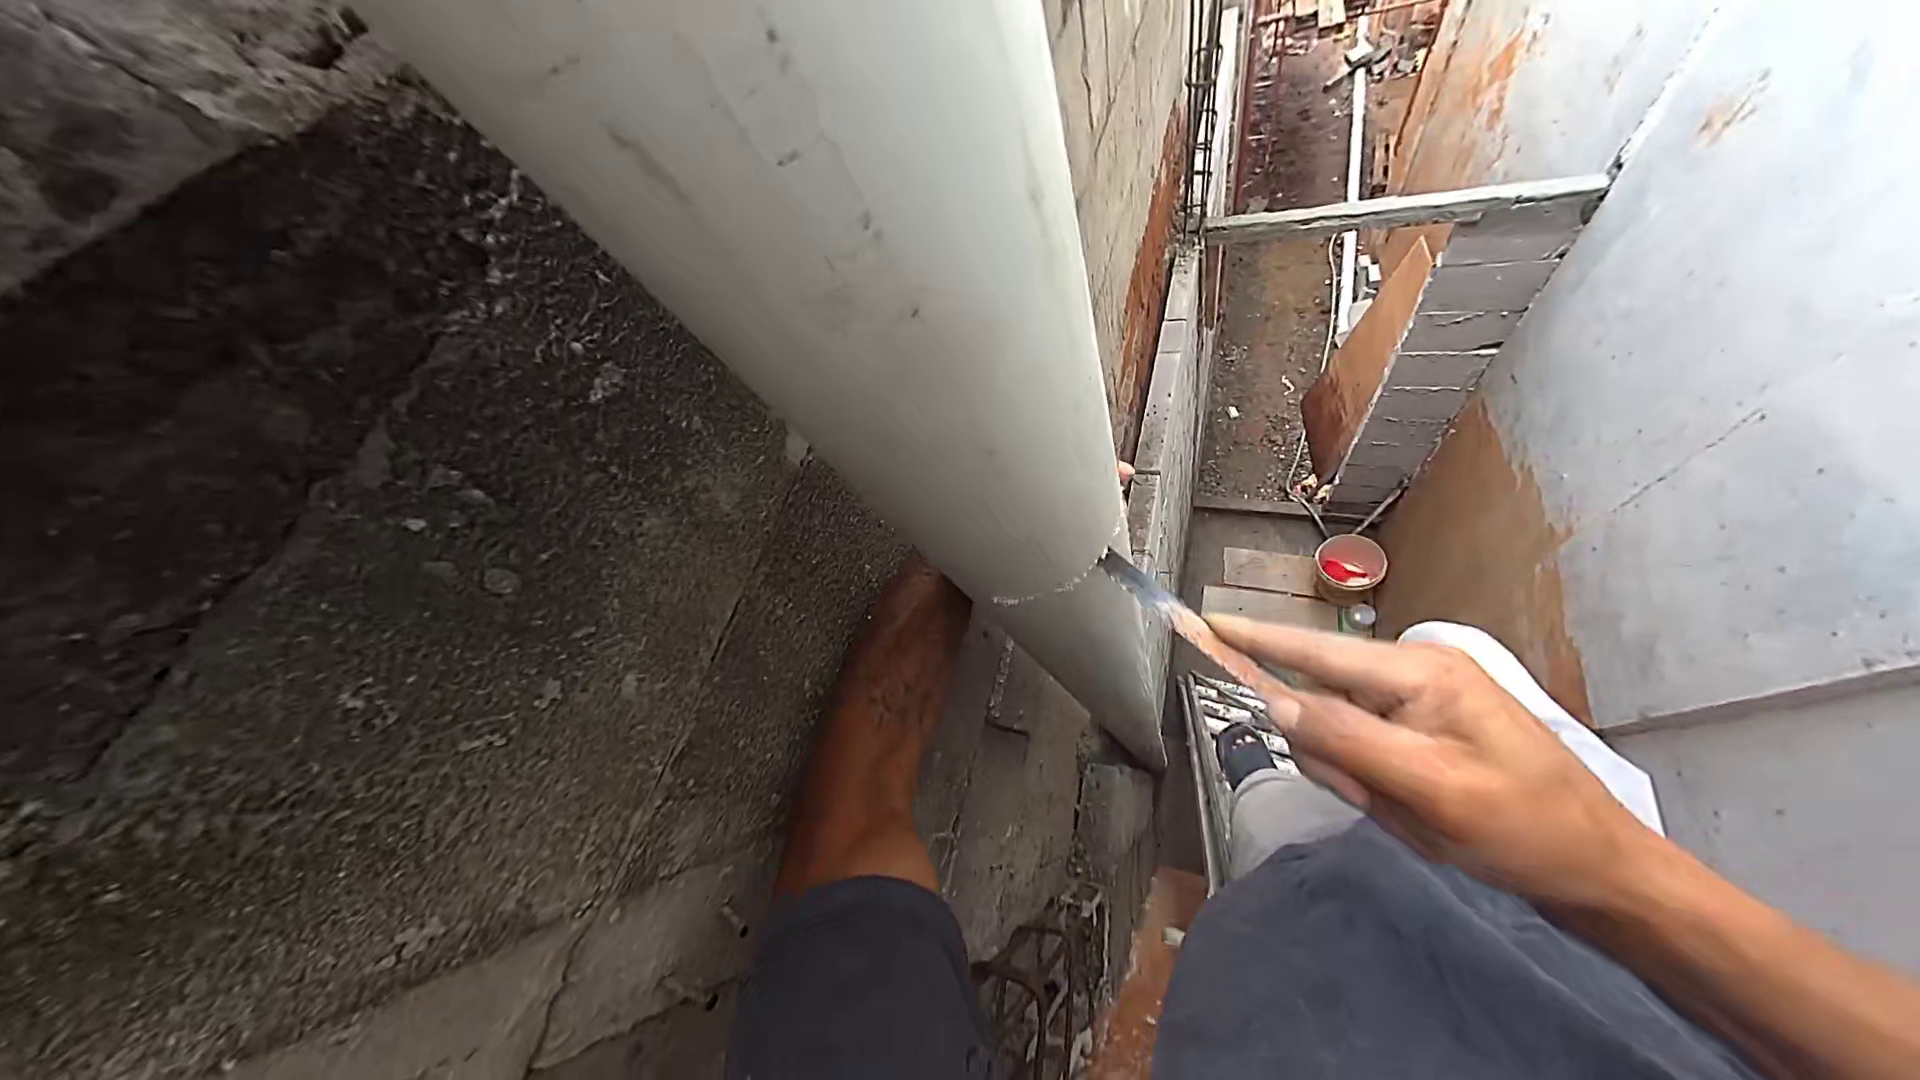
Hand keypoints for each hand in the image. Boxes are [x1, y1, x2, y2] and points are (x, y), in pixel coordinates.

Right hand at [1207, 616, 1668, 906]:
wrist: (1599, 870)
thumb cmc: (1527, 829)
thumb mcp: (1432, 790)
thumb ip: (1346, 740)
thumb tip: (1275, 702)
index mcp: (1419, 671)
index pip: (1315, 650)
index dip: (1255, 637)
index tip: (1205, 621)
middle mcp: (1411, 669)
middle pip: (1320, 695)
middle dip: (1331, 750)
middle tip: (1373, 797)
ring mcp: (1413, 693)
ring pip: (1332, 722)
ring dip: (1348, 769)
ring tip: (1399, 805)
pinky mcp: (1413, 717)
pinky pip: (1353, 738)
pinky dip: (1362, 773)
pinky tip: (1403, 799)